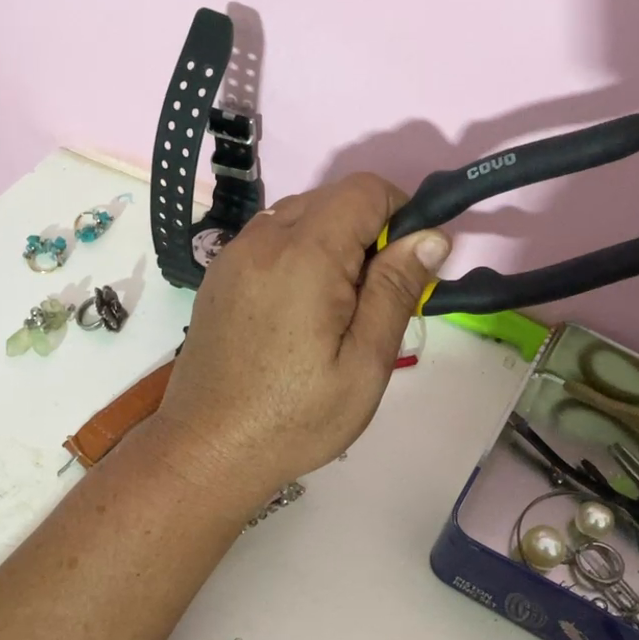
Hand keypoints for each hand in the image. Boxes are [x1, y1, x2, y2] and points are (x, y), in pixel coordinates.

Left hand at [142, 174, 450, 509]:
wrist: (207, 449)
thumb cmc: (296, 417)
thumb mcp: (364, 364)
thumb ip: (396, 291)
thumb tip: (431, 236)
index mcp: (304, 255)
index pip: (365, 189)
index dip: (400, 214)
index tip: (408, 266)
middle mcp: (263, 240)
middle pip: (332, 199)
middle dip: (367, 232)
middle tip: (375, 300)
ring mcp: (234, 256)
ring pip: (300, 216)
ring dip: (332, 244)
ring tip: (337, 311)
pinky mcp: (219, 276)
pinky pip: (270, 241)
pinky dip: (298, 256)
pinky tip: (299, 313)